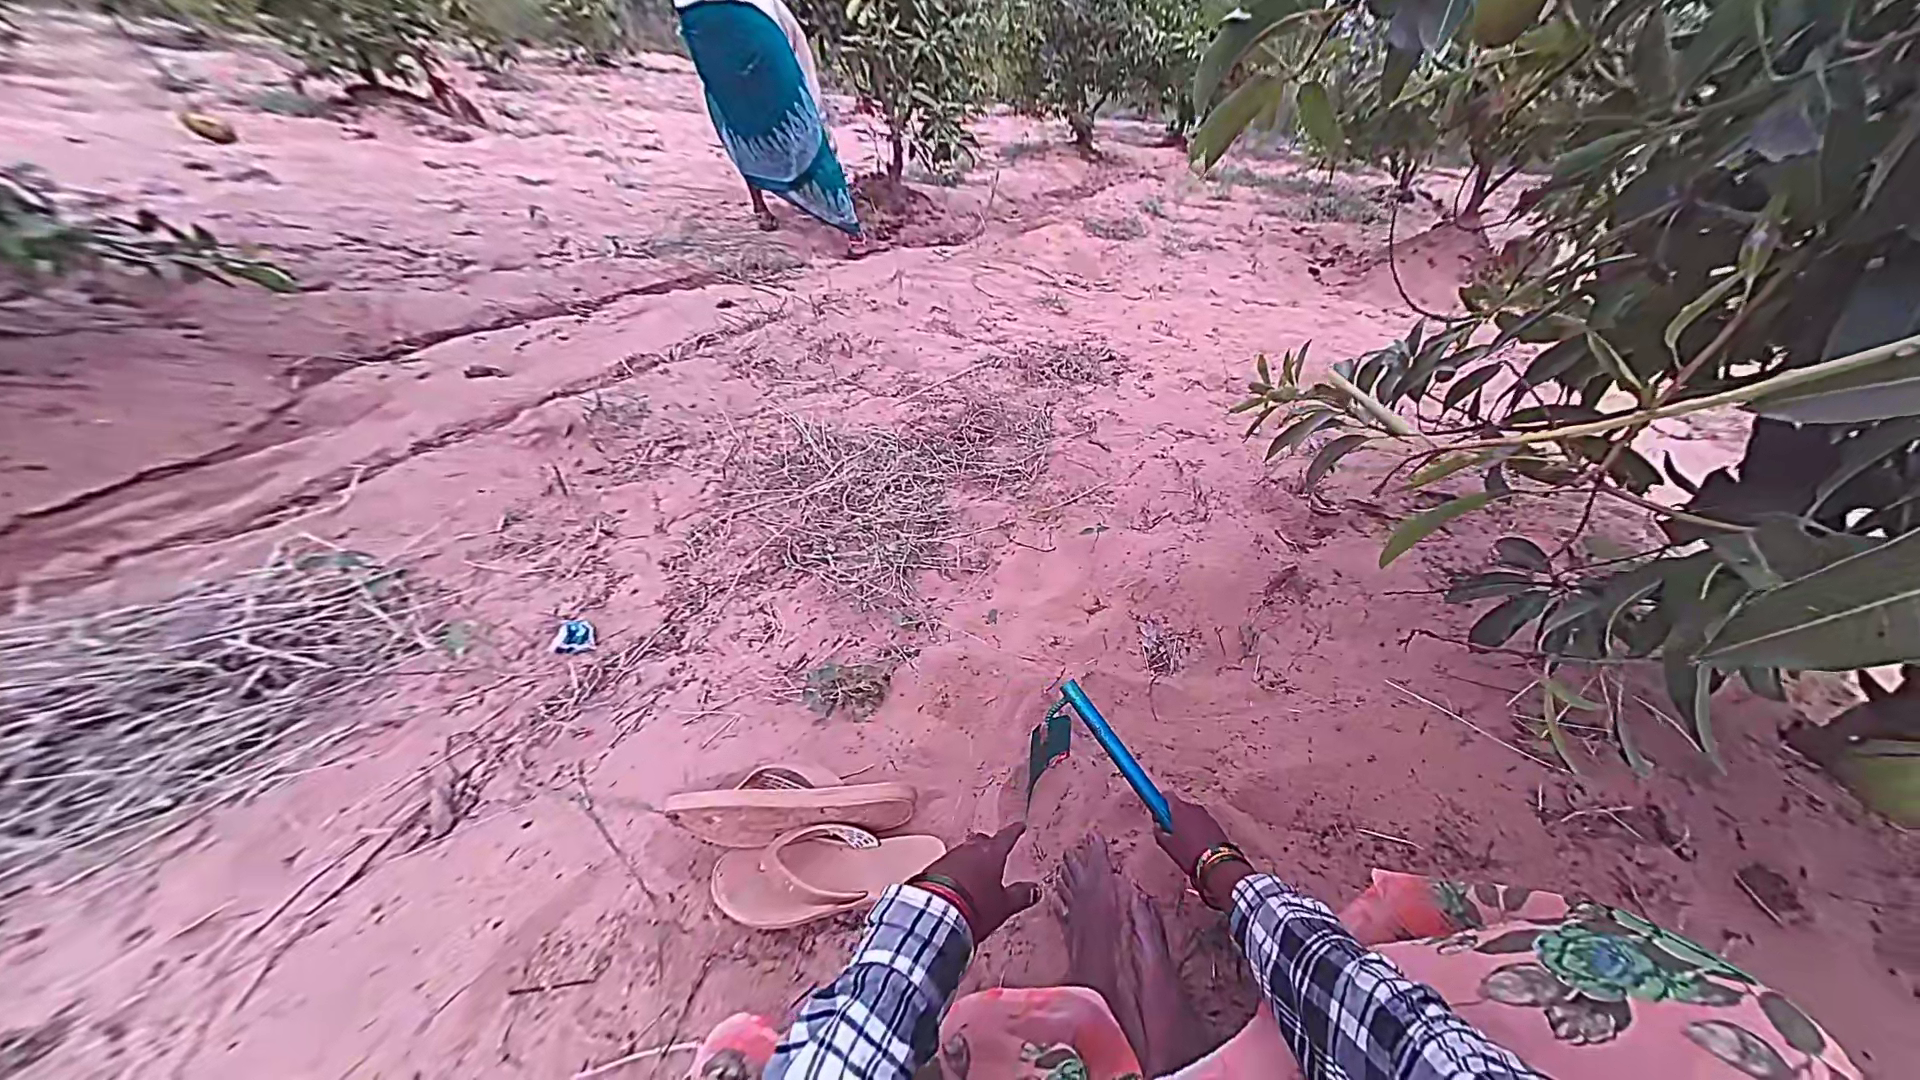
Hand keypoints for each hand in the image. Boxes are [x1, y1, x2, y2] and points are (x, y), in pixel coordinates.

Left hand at [915, 823, 1040, 939]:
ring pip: (964, 851)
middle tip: (995, 849)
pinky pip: (949, 863)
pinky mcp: (934, 867)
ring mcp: (950, 856)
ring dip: (971, 858)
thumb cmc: (974, 908)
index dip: (1014, 831)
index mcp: (991, 853)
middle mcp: (970, 849)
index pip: (1006, 837)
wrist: (937, 914)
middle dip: (989, 843)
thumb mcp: (1003, 905)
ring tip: (976, 871)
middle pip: (982, 840)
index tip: (1019, 825)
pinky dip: (956, 869)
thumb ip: (1020, 895)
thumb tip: (1035, 890)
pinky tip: (957, 881)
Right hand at [1153, 794, 1249, 908]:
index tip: (1158, 814)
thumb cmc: (1189, 853)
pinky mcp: (1216, 825)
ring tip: (1186, 844)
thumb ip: (1158, 831)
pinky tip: (1198, 846)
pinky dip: (1198, 830)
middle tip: (1171, 834)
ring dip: (1187, 824)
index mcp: (1179, 809)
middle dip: (1174, 817)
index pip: (1166, 795)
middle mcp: (1193, 807)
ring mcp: (1206, 815)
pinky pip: (1202, 823)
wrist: (1218, 865)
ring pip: (1191, 815)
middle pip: (1179, 806)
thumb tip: (1158, 824)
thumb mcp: (1167, 844)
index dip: (1160, 803)